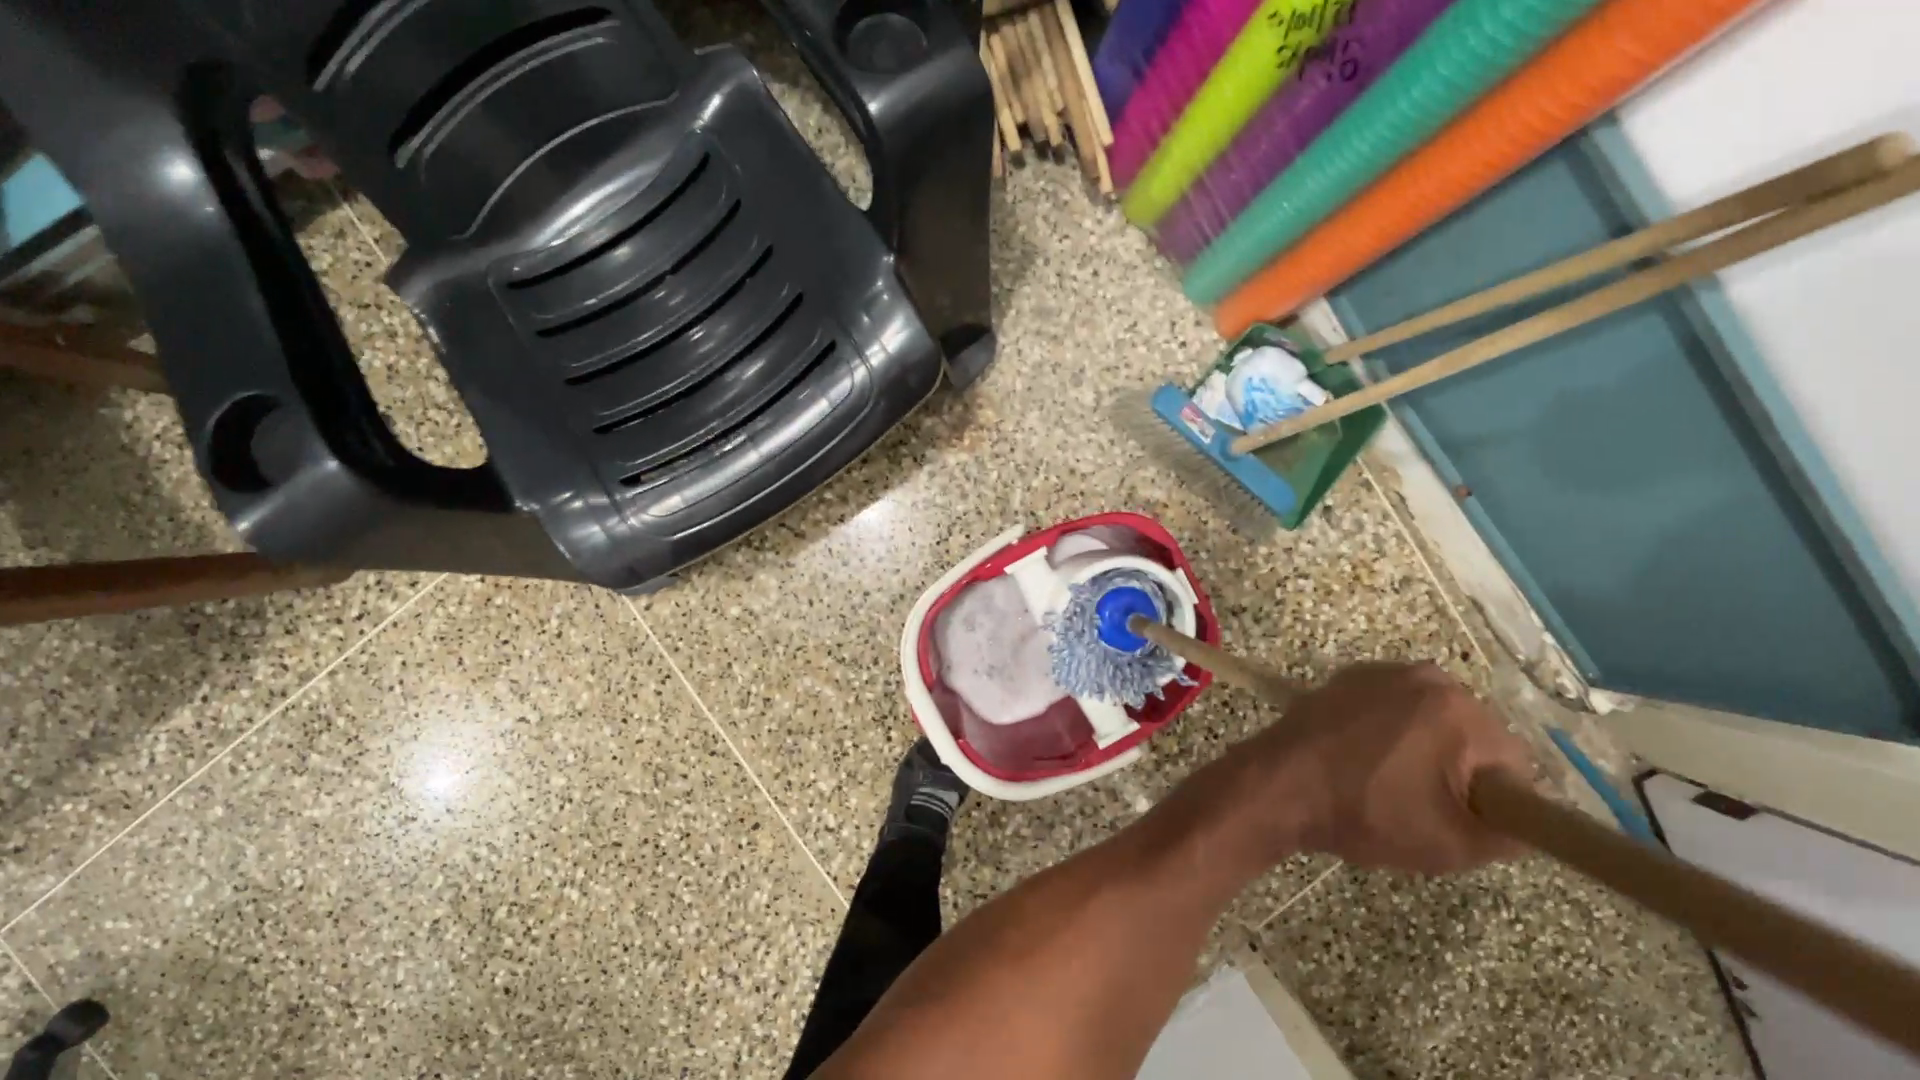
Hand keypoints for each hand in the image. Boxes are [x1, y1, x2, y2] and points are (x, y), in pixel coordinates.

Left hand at [1247, 662, 1532, 874]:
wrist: (1275, 787)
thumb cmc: (1364, 812)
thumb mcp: (1451, 845)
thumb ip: (1508, 838)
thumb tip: (1525, 828)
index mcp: (1459, 708)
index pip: (1513, 763)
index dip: (1499, 803)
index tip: (1465, 823)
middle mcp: (1425, 677)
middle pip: (1471, 738)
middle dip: (1458, 775)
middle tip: (1422, 809)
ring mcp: (1381, 673)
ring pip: (1430, 724)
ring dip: (1422, 755)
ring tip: (1387, 788)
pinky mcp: (1346, 679)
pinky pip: (1391, 712)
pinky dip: (1387, 737)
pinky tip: (1361, 764)